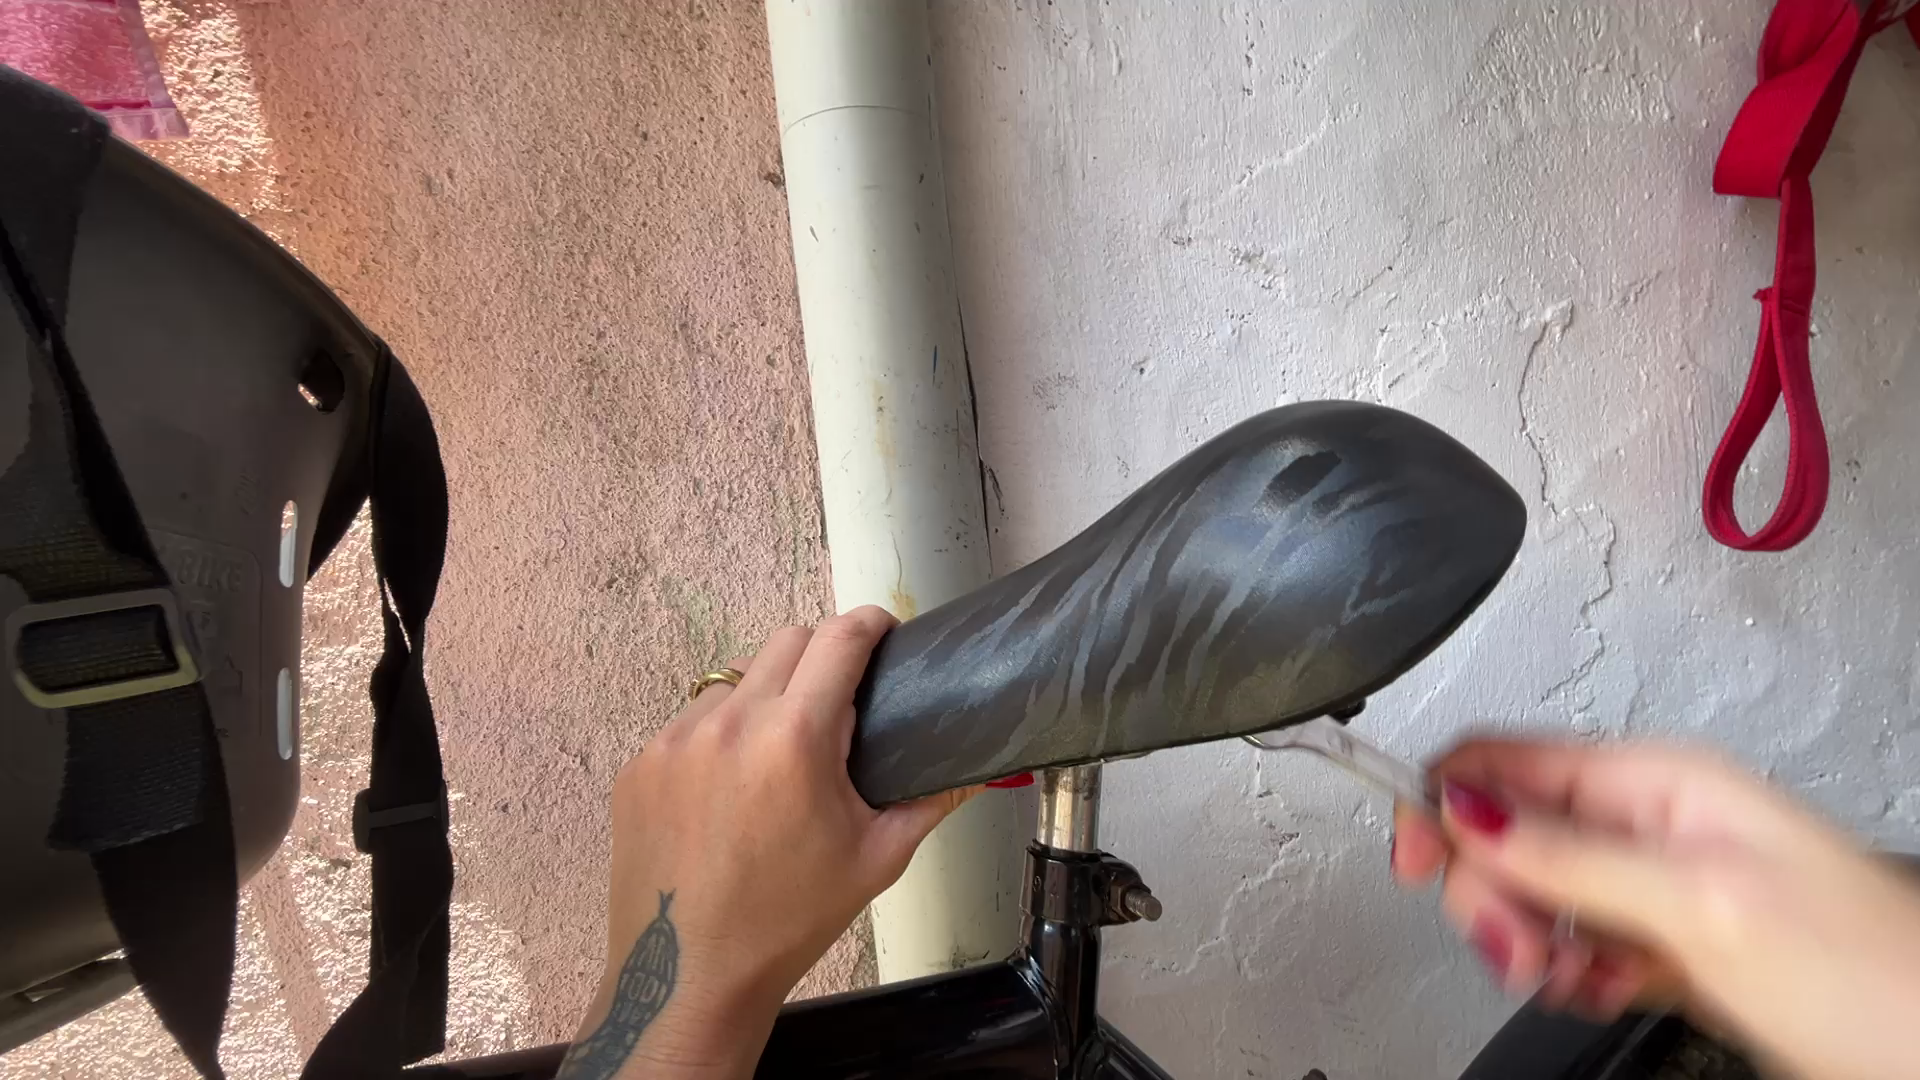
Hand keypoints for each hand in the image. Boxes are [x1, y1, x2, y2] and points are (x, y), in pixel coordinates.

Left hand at [558, 606, 978, 1079]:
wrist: (686, 979)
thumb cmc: (794, 917)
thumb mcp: (879, 856)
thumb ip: (934, 799)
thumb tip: (980, 768)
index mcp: (795, 736)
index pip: (840, 638)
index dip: (871, 623)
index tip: (885, 632)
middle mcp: (730, 721)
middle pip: (789, 639)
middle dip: (824, 653)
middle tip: (842, 696)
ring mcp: (675, 739)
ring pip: (739, 676)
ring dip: (770, 692)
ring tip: (782, 744)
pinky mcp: (641, 762)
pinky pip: (695, 716)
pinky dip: (725, 728)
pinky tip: (733, 779)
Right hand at [1391, 737, 1919, 1079]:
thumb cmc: (1888, 983)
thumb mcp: (1703, 902)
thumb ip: (1567, 852)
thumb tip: (1459, 807)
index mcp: (1647, 781)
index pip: (1497, 761)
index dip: (1439, 799)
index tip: (1413, 856)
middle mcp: (1634, 821)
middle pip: (1498, 831)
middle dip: (1491, 891)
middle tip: (1513, 945)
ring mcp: (1640, 878)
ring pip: (1523, 887)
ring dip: (1526, 936)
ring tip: (1563, 977)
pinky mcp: (1648, 932)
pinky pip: (1562, 935)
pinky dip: (1562, 967)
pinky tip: (1596, 986)